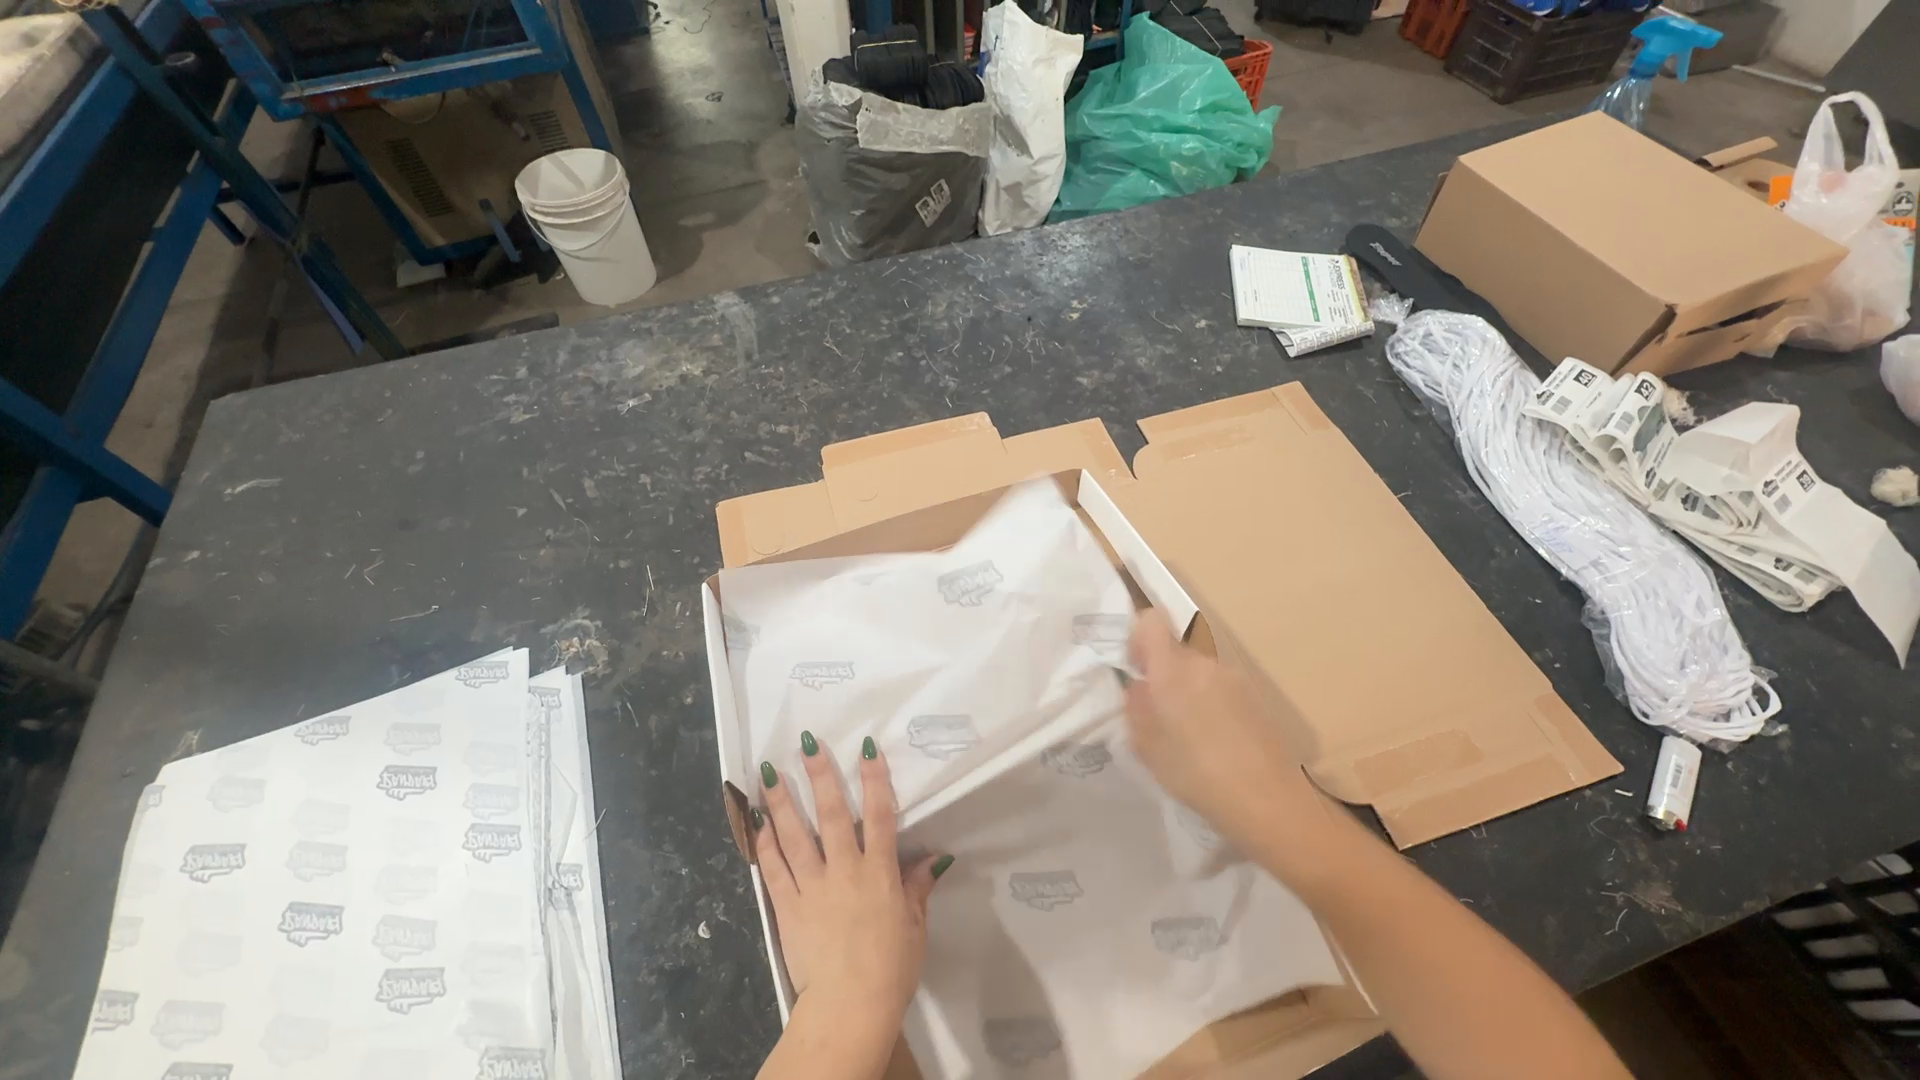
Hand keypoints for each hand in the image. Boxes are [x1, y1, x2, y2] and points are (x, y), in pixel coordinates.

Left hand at [755, 735, 948, 1027]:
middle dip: (820, 775)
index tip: (866, 747)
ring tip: (768, 771)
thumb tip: (935, 858)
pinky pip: (773, 868)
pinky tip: (757, 821)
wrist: (849, 1006)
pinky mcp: (787, 906)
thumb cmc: (891, 968)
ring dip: (781, 801)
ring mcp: (812, 886)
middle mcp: (844, 869)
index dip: (875, 779)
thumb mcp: (914, 926)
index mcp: (878, 872)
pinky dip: (764, 843)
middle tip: (806, 743)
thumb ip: (918, 887)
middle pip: (832, 814)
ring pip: (794, 834)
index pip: (880, 815)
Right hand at [1123, 610, 1315, 846]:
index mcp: (1172, 669)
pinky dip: (1212, 706)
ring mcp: (1234, 679)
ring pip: (1199, 672)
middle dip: (1163, 674)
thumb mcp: (1146, 746)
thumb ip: (1136, 707)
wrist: (1266, 798)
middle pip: (1176, 651)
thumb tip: (1138, 685)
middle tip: (1159, 714)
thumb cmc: (1195, 772)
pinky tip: (1217, 743)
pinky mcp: (1256, 697)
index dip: (1138, 637)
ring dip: (1189, 692)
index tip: (1136, 668)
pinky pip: (1222, 689)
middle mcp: (1204, 663)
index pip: (1151, 621)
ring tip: (1190, 736)